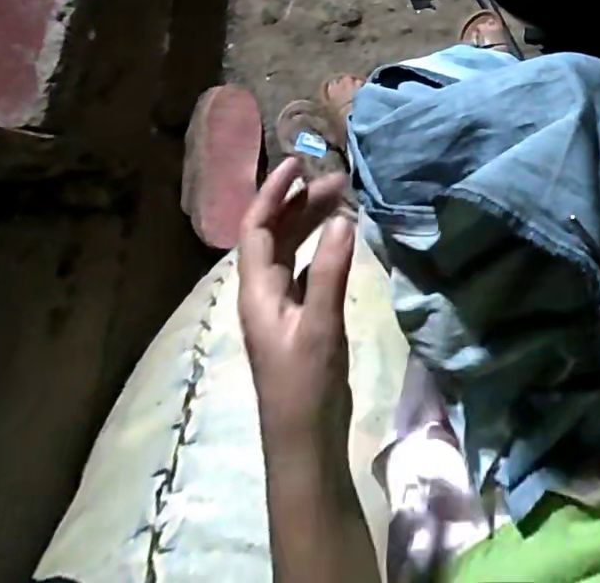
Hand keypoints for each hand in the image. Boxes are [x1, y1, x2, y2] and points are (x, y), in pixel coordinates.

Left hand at [235, 156, 355, 454]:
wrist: (304, 438)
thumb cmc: (305, 383)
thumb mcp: (320, 324)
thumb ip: (331, 271)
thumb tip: (342, 218)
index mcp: (257, 290)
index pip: (257, 228)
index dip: (273, 193)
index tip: (297, 163)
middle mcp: (263, 291)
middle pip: (275, 234)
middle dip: (301, 203)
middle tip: (338, 180)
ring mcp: (280, 304)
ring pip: (290, 249)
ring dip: (311, 222)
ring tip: (341, 199)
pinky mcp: (298, 316)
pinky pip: (305, 266)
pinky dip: (321, 245)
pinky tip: (341, 239)